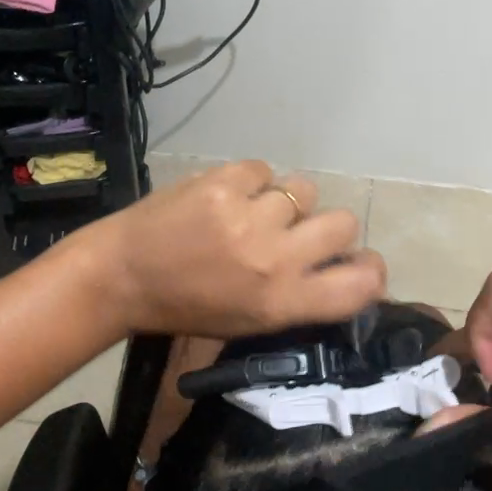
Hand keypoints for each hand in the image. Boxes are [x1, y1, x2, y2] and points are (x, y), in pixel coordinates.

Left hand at [90, 160, 385, 336]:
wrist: (121, 276)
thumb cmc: (187, 307)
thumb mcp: (251, 320)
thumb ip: (300, 295)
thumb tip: (344, 266)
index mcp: (282, 303)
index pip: (360, 284)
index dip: (369, 270)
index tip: (356, 264)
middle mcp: (274, 260)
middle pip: (343, 223)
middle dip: (325, 227)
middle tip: (295, 233)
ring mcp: (249, 217)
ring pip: (303, 190)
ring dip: (284, 201)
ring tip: (252, 212)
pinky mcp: (224, 183)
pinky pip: (263, 170)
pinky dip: (250, 181)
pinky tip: (226, 197)